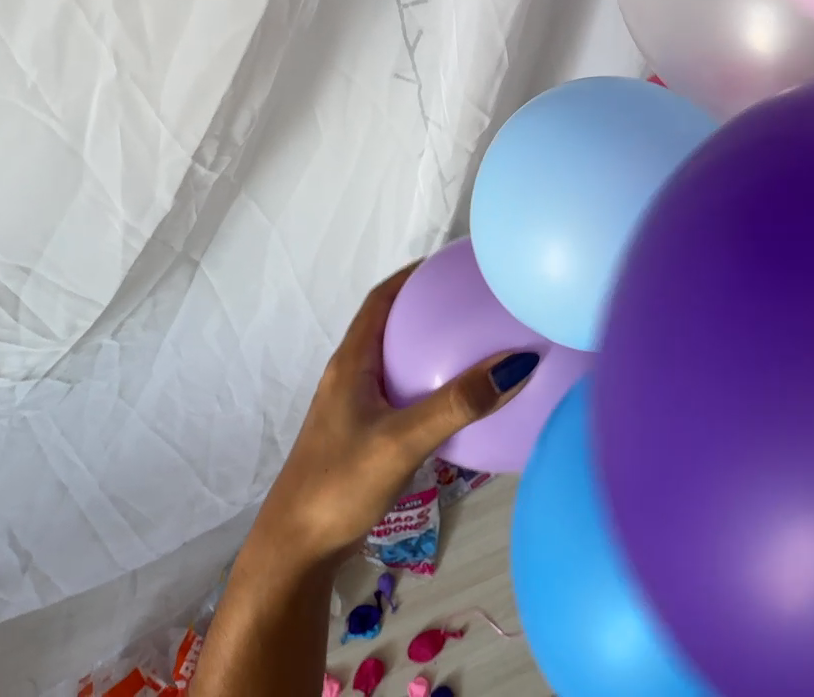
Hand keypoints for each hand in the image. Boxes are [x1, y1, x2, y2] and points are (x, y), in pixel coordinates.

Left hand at [255, 261, 539, 566]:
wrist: (294, 554)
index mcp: (350, 364)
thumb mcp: (403, 440)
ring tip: (479, 343)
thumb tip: (519, 361)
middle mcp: (350, 379)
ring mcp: (355, 411)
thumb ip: (459, 402)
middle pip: (392, 326)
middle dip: (431, 307)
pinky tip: (463, 404)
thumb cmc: (338, 486)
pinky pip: (405, 396)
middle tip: (477, 300)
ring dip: (433, 348)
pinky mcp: (364, 439)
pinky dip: (434, 386)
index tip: (452, 261)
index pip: (381, 299)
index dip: (414, 273)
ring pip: (398, 363)